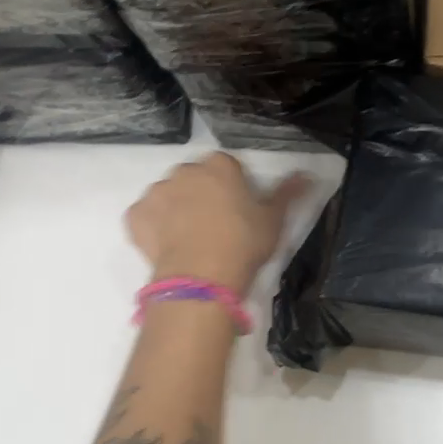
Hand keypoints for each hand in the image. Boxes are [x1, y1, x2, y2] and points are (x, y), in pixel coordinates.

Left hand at [126, 154, 310, 289]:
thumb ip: (288, 194)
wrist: (201, 277)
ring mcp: (155, 192)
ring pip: (169, 195)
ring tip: (192, 238)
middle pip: (195, 177)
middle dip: (203, 193)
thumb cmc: (243, 243)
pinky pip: (147, 216)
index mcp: (219, 166)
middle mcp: (183, 171)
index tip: (240, 209)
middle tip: (217, 225)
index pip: (227, 166)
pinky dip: (155, 227)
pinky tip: (170, 246)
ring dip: (177, 208)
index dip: (234, 187)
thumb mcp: (274, 220)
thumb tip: (307, 175)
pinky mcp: (135, 216)